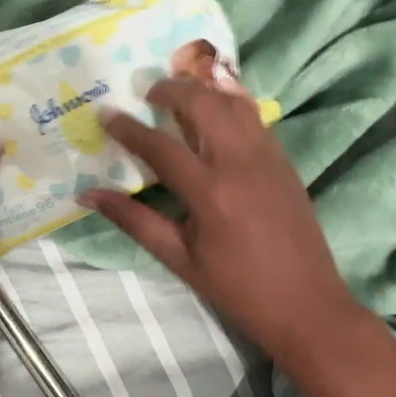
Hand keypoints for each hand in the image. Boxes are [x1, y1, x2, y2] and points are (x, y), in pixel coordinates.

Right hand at [81, 60, 362, 361]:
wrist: (308, 306)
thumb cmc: (237, 288)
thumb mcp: (178, 258)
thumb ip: (133, 220)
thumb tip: (87, 194)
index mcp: (210, 193)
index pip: (160, 146)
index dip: (128, 128)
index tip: (106, 114)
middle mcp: (241, 165)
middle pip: (203, 104)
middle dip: (171, 90)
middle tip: (147, 92)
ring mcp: (268, 159)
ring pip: (234, 103)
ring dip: (203, 91)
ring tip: (179, 95)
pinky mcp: (284, 162)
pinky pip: (254, 118)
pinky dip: (229, 105)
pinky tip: (213, 113)